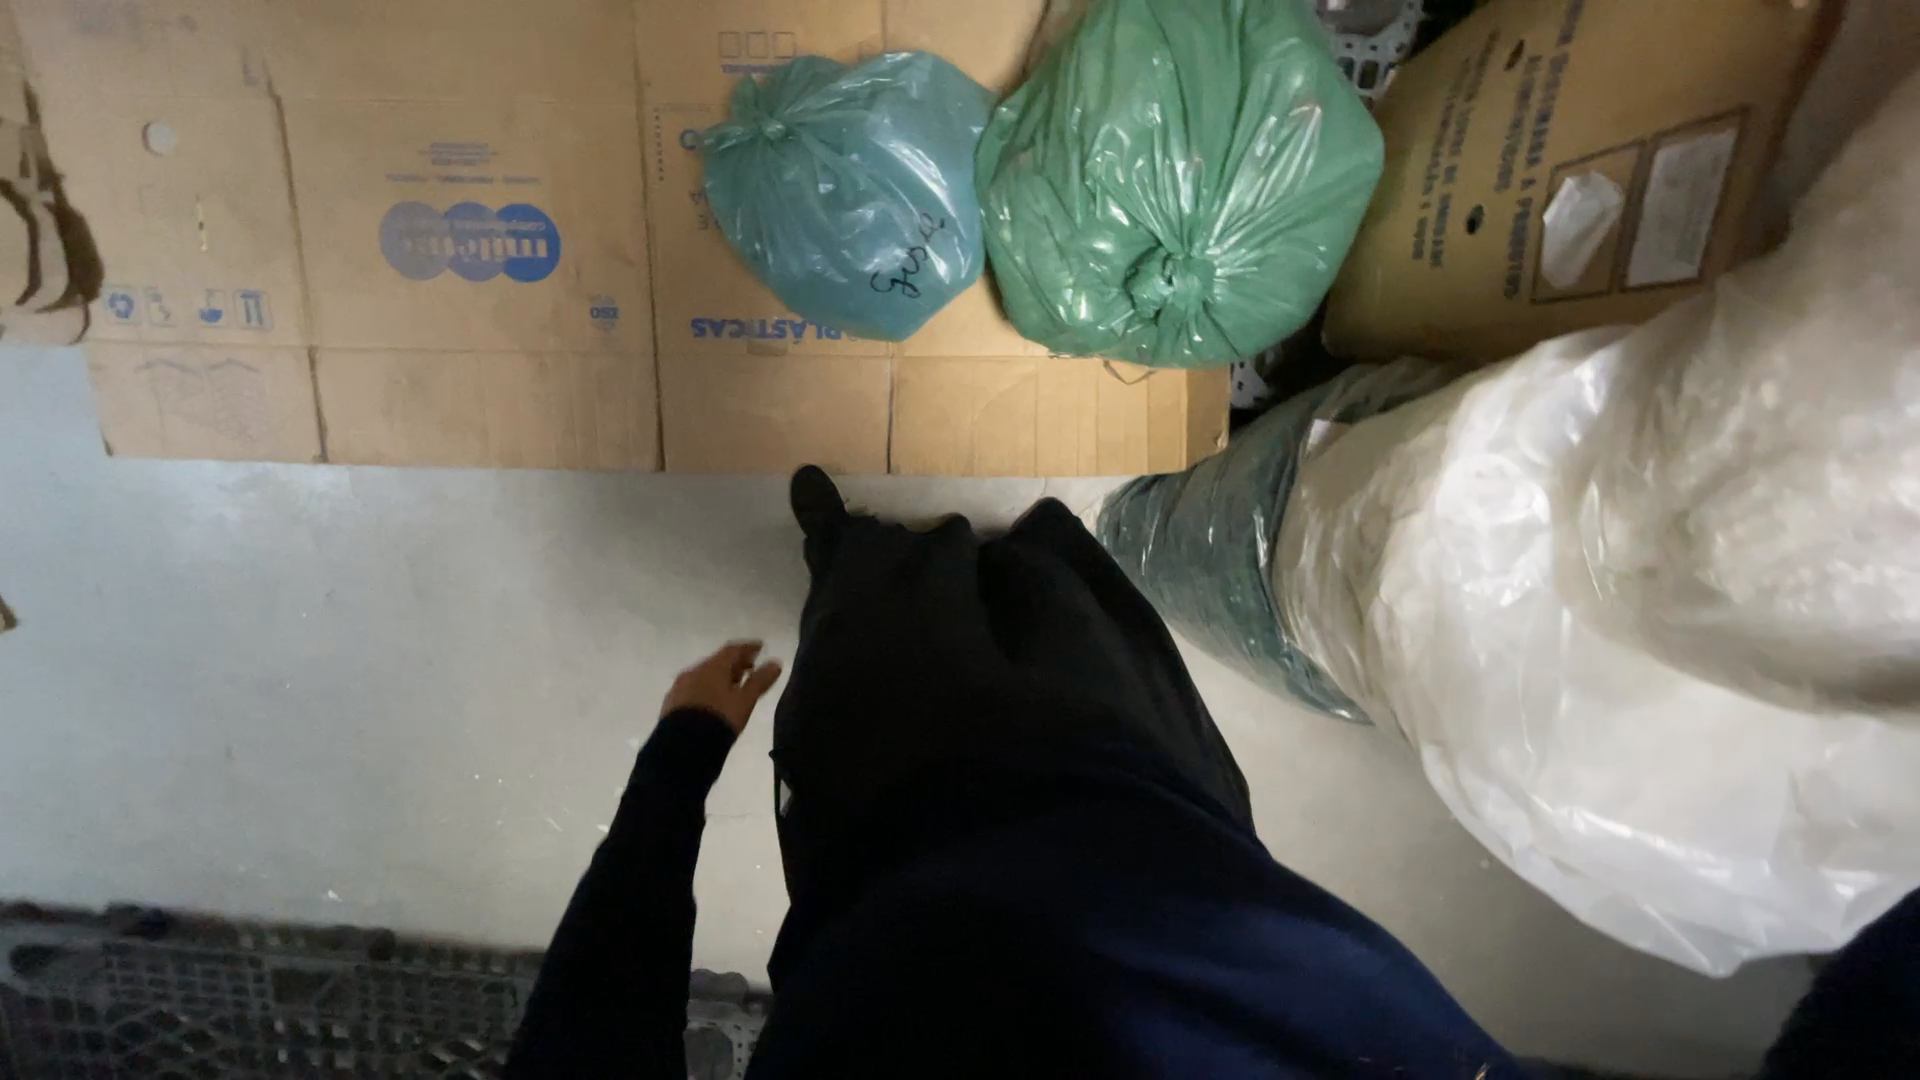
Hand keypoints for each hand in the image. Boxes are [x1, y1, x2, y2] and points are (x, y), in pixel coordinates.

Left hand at [662, 641, 782, 734]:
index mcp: (712, 667)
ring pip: (703, 676)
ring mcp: (679, 687)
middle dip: (734, 664)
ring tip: (732, 688)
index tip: (760, 648)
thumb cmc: (720, 718)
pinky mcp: (671, 704)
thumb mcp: (745, 700)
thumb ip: (760, 680)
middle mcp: (693, 671)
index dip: (748, 648)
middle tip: (749, 669)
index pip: (732, 650)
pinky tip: (711, 702)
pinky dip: (706, 689)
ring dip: (719, 678)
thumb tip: (775, 663)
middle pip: (717, 662)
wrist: (683, 746)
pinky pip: (693, 689)